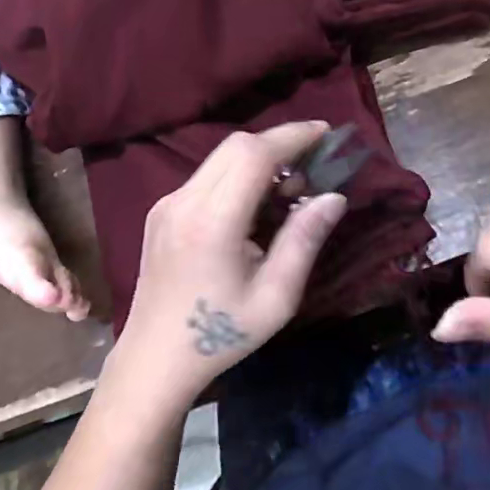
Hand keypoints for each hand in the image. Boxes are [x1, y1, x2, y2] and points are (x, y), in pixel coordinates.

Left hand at [114, 122, 347, 409]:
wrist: (155, 356)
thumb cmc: (221, 335)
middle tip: (313, 165)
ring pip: (218, 158)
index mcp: (212, 221)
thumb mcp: (276, 296)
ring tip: (288, 192)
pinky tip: (254, 207)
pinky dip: (236, 177)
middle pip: (235, 146)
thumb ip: (304, 240)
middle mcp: (184, 201)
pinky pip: (205, 177)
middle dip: (278, 144)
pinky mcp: (161, 211)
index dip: (292, 136)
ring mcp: (167, 203)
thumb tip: (334, 197)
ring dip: (257, 161)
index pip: (254, 154)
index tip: (325, 133)